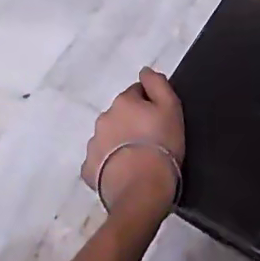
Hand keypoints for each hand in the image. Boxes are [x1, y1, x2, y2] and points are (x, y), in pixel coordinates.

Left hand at [83, 68, 184, 216]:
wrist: (142, 190)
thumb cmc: (162, 146)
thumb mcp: (171, 108)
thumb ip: (158, 84)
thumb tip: (144, 71)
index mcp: (123, 102)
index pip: (136, 93)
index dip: (150, 105)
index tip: (160, 121)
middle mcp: (103, 118)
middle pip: (120, 115)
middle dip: (132, 123)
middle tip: (151, 141)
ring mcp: (93, 144)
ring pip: (108, 137)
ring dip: (119, 142)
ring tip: (137, 160)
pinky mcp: (88, 169)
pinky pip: (99, 161)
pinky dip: (109, 164)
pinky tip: (122, 174)